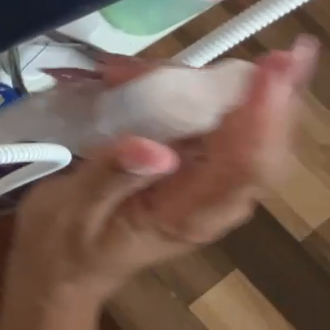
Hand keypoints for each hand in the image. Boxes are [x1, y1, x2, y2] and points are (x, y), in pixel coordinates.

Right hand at [5, 37, 316, 308]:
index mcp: (191, 214)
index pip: (249, 162)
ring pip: (236, 125)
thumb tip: (156, 149)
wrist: (57, 271)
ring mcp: (205, 182)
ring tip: (128, 69)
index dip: (267, 112)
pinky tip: (150, 76)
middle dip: (238, 87)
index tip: (273, 67)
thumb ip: (109, 179)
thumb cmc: (61, 246)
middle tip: (178, 58)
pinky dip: (184, 92)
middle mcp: (214, 197)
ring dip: (195, 85)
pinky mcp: (190, 169)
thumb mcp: (71, 213)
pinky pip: (210, 126)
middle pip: (258, 137)